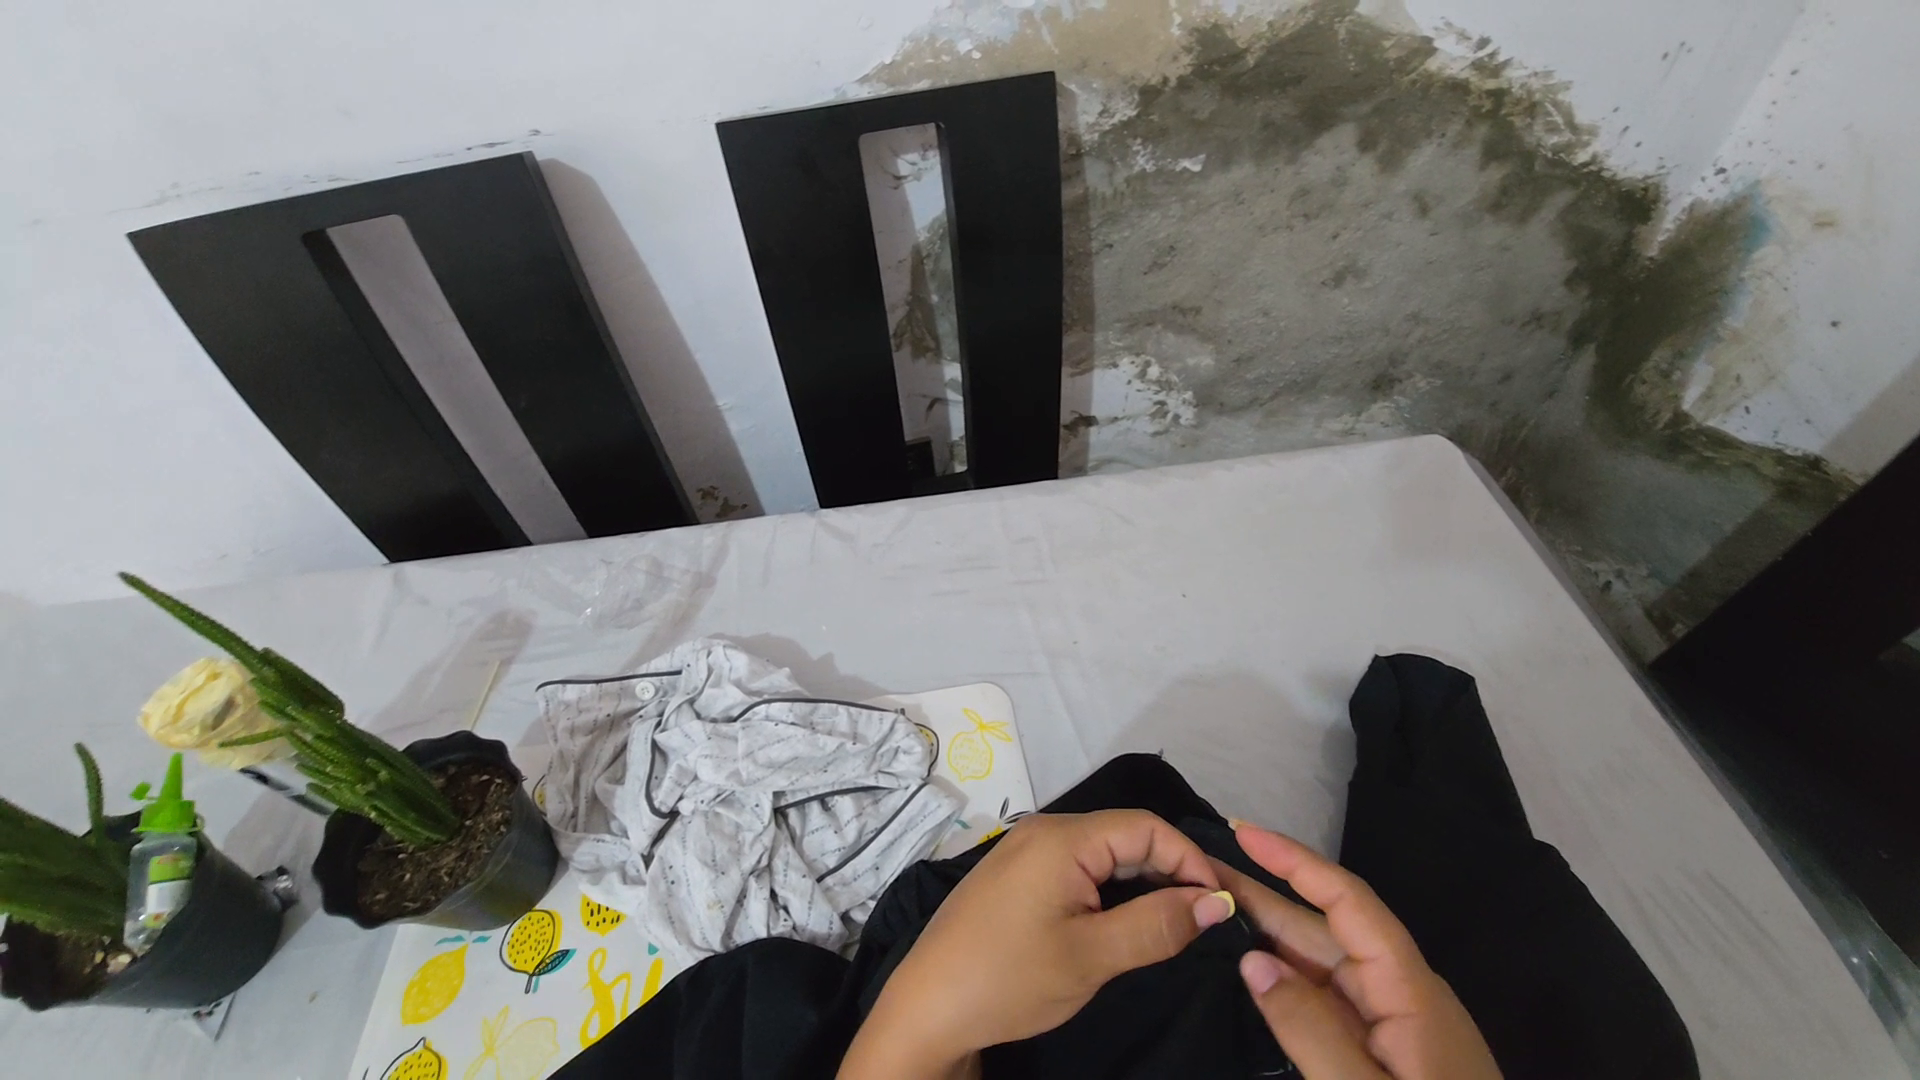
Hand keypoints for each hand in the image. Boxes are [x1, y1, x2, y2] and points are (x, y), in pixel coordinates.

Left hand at [837, 810, 1233, 1079]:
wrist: (927, 1005)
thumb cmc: (1011, 978)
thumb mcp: (1092, 956)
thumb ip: (1156, 924)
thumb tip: (1215, 901)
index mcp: (1063, 837)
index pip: (1146, 827)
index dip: (1190, 860)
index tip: (1220, 906)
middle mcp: (1044, 830)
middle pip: (1124, 836)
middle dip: (1168, 872)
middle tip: (1201, 922)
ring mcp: (1026, 850)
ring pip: (1102, 853)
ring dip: (1139, 884)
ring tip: (1169, 926)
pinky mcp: (1017, 873)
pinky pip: (1076, 867)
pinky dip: (1108, 889)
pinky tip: (1122, 923)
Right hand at [1226, 823, 1500, 1079]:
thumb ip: (1310, 1029)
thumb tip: (1251, 960)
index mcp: (1408, 990)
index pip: (1347, 901)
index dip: (1295, 861)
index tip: (1244, 832)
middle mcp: (1398, 993)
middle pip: (1324, 926)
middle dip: (1264, 892)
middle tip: (1199, 869)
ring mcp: (1390, 1025)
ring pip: (1320, 961)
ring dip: (1267, 933)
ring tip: (1211, 906)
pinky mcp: (1381, 1053)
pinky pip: (1324, 998)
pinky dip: (1283, 976)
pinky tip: (1249, 968)